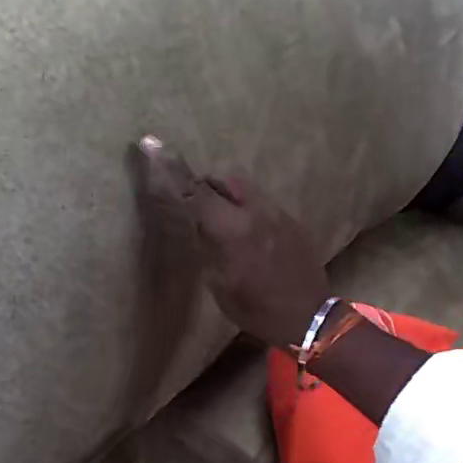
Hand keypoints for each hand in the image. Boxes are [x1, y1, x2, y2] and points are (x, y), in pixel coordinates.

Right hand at [137, 135, 331, 347]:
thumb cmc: (257, 310)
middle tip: (200, 207)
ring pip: (248, 189)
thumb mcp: (221, 285)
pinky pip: (265, 205)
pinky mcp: (294, 222)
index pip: (196, 191)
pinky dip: (251, 212)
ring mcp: (280, 215)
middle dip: (208, 185)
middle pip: (226, 179)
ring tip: (228, 225)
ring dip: (231, 198)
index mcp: (233, 230)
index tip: (153, 143)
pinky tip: (254, 239)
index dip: (172, 168)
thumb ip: (208, 247)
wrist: (310, 319)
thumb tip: (200, 224)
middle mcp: (257, 213)